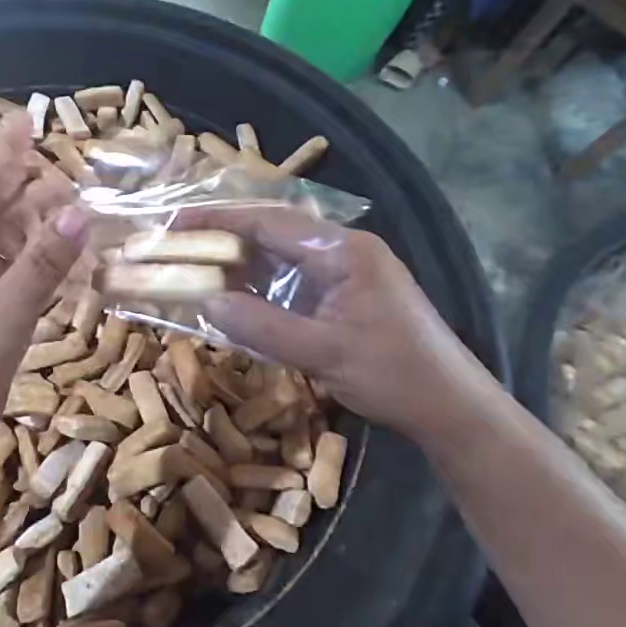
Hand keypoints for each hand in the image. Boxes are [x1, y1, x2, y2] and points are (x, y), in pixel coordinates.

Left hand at [0, 118, 86, 495]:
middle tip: (77, 181)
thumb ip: (43, 262)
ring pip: (12, 237)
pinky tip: (70, 262)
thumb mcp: (7, 311)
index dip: (3, 147)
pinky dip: (45, 258)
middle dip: (34, 184)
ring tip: (82, 215)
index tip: (29, 117)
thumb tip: (81, 209)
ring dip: (43, 221)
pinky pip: (20, 270)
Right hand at [192, 209, 498, 447]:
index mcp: (343, 251)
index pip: (270, 223)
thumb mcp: (323, 354)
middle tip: (176, 248)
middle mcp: (344, 251)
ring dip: (242, 266)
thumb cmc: (394, 375)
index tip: (174, 225)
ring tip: (195, 272)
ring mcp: (348, 272)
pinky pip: (296, 283)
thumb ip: (261, 327)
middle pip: (274, 234)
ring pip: (283, 259)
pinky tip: (237, 300)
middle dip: (225, 240)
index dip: (218, 221)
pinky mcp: (348, 296)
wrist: (451, 405)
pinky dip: (264, 290)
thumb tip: (206, 303)